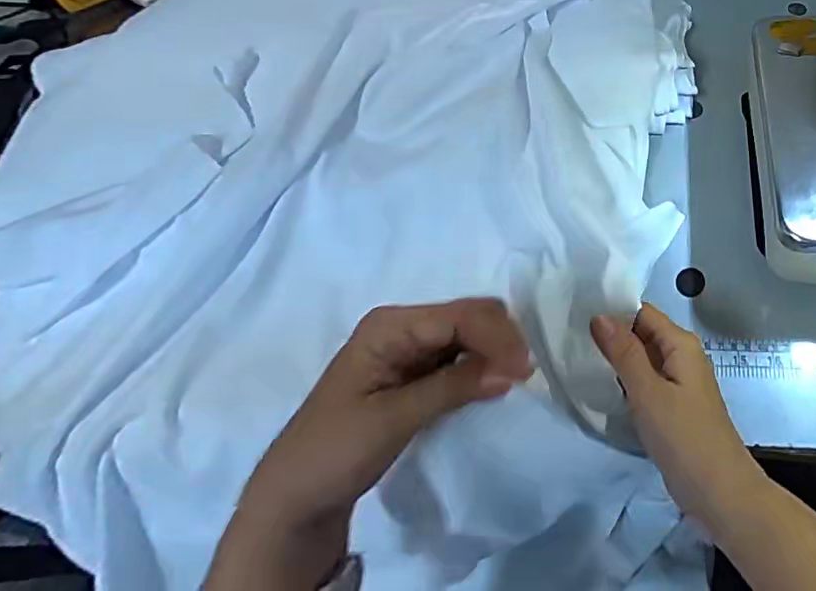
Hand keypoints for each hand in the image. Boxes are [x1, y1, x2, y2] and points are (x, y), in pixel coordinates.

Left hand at [239, 298, 533, 527]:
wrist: (291, 500)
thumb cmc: (332, 452)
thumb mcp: (392, 419)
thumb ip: (451, 387)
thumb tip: (509, 369)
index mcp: (389, 325)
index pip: (458, 316)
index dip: (495, 336)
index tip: (524, 369)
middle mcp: (402, 326)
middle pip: (467, 315)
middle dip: (499, 338)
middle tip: (524, 374)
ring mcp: (408, 346)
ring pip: (468, 331)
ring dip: (494, 350)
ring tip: (515, 378)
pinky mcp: (415, 369)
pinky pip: (460, 353)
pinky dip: (481, 363)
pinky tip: (494, 381)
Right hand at [590, 304, 764, 523]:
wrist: (721, 493)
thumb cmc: (685, 437)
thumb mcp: (649, 393)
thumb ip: (625, 353)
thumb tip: (600, 316)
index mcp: (681, 344)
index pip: (643, 313)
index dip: (613, 311)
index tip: (577, 315)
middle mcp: (682, 356)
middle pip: (643, 334)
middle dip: (611, 336)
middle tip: (570, 339)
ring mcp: (680, 383)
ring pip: (643, 360)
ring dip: (617, 361)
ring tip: (578, 361)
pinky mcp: (674, 407)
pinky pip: (647, 383)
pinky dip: (626, 383)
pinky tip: (602, 390)